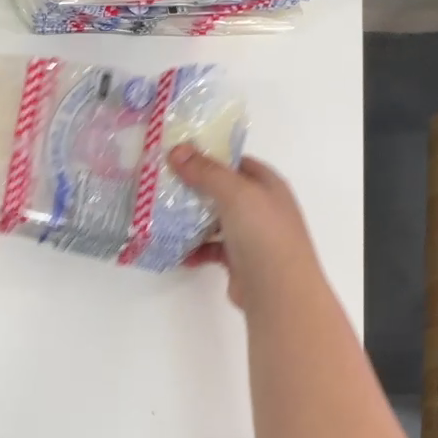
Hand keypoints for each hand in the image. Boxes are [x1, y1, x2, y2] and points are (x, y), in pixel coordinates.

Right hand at [168, 144, 322, 309]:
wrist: (276, 288)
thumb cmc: (263, 233)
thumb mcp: (235, 195)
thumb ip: (207, 173)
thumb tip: (177, 149)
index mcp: (266, 184)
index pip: (234, 163)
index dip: (208, 158)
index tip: (176, 159)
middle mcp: (260, 206)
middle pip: (221, 192)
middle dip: (193, 191)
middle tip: (161, 189)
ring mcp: (249, 234)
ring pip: (213, 221)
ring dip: (190, 223)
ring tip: (162, 221)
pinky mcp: (237, 259)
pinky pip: (210, 249)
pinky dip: (194, 250)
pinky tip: (177, 253)